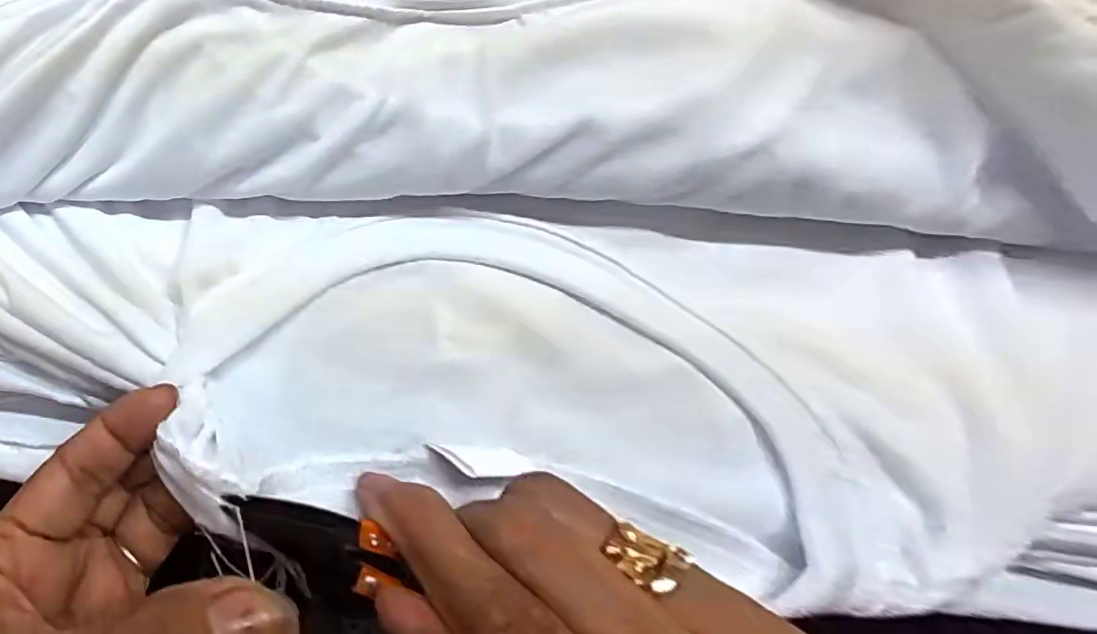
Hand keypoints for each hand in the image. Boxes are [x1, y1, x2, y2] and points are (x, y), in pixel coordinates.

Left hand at [0, 384, 297, 633]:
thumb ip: (170, 626)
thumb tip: (273, 605)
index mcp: (15, 550)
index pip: (72, 468)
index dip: (120, 429)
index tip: (170, 396)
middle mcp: (57, 559)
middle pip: (117, 488)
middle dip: (166, 454)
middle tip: (218, 422)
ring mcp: (98, 593)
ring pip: (150, 526)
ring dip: (192, 496)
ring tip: (236, 460)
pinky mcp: (134, 624)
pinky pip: (172, 573)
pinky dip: (204, 549)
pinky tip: (237, 521)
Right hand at [357, 472, 801, 633]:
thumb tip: (394, 589)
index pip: (493, 600)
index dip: (423, 538)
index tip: (371, 488)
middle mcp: (645, 632)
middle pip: (523, 529)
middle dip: (464, 526)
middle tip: (442, 548)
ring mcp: (703, 609)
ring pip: (564, 504)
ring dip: (509, 514)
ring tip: (508, 556)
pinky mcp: (736, 595)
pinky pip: (613, 517)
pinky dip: (565, 524)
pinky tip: (571, 562)